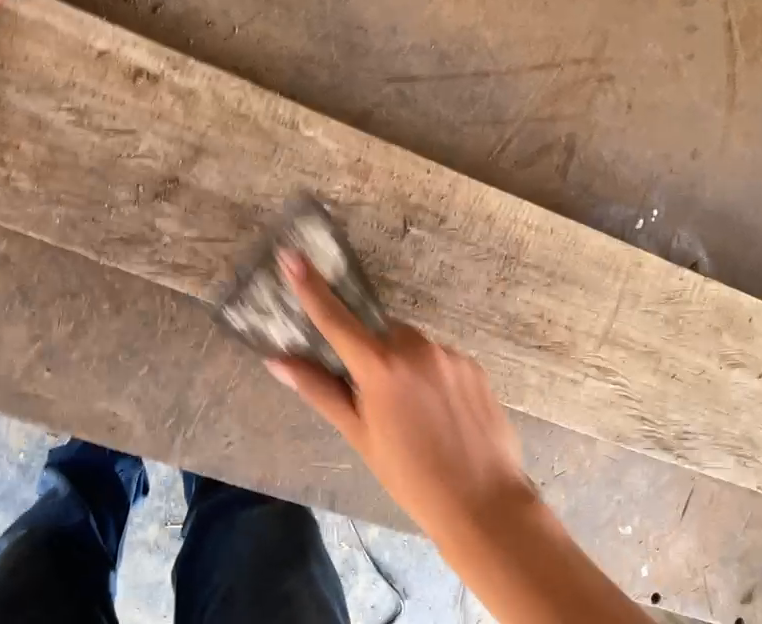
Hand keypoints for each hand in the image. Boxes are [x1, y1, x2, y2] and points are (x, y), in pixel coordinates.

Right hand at [268, 250, 536, 538]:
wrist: (484, 504)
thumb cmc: (409, 475)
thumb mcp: (358, 435)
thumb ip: (319, 390)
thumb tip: (277, 361)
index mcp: (379, 366)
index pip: (334, 318)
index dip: (310, 286)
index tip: (291, 256)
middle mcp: (414, 347)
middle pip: (378, 333)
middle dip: (371, 354)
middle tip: (375, 398)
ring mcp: (447, 354)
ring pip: (410, 346)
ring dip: (402, 365)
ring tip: (414, 414)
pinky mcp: (472, 365)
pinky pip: (439, 359)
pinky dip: (430, 376)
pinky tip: (439, 414)